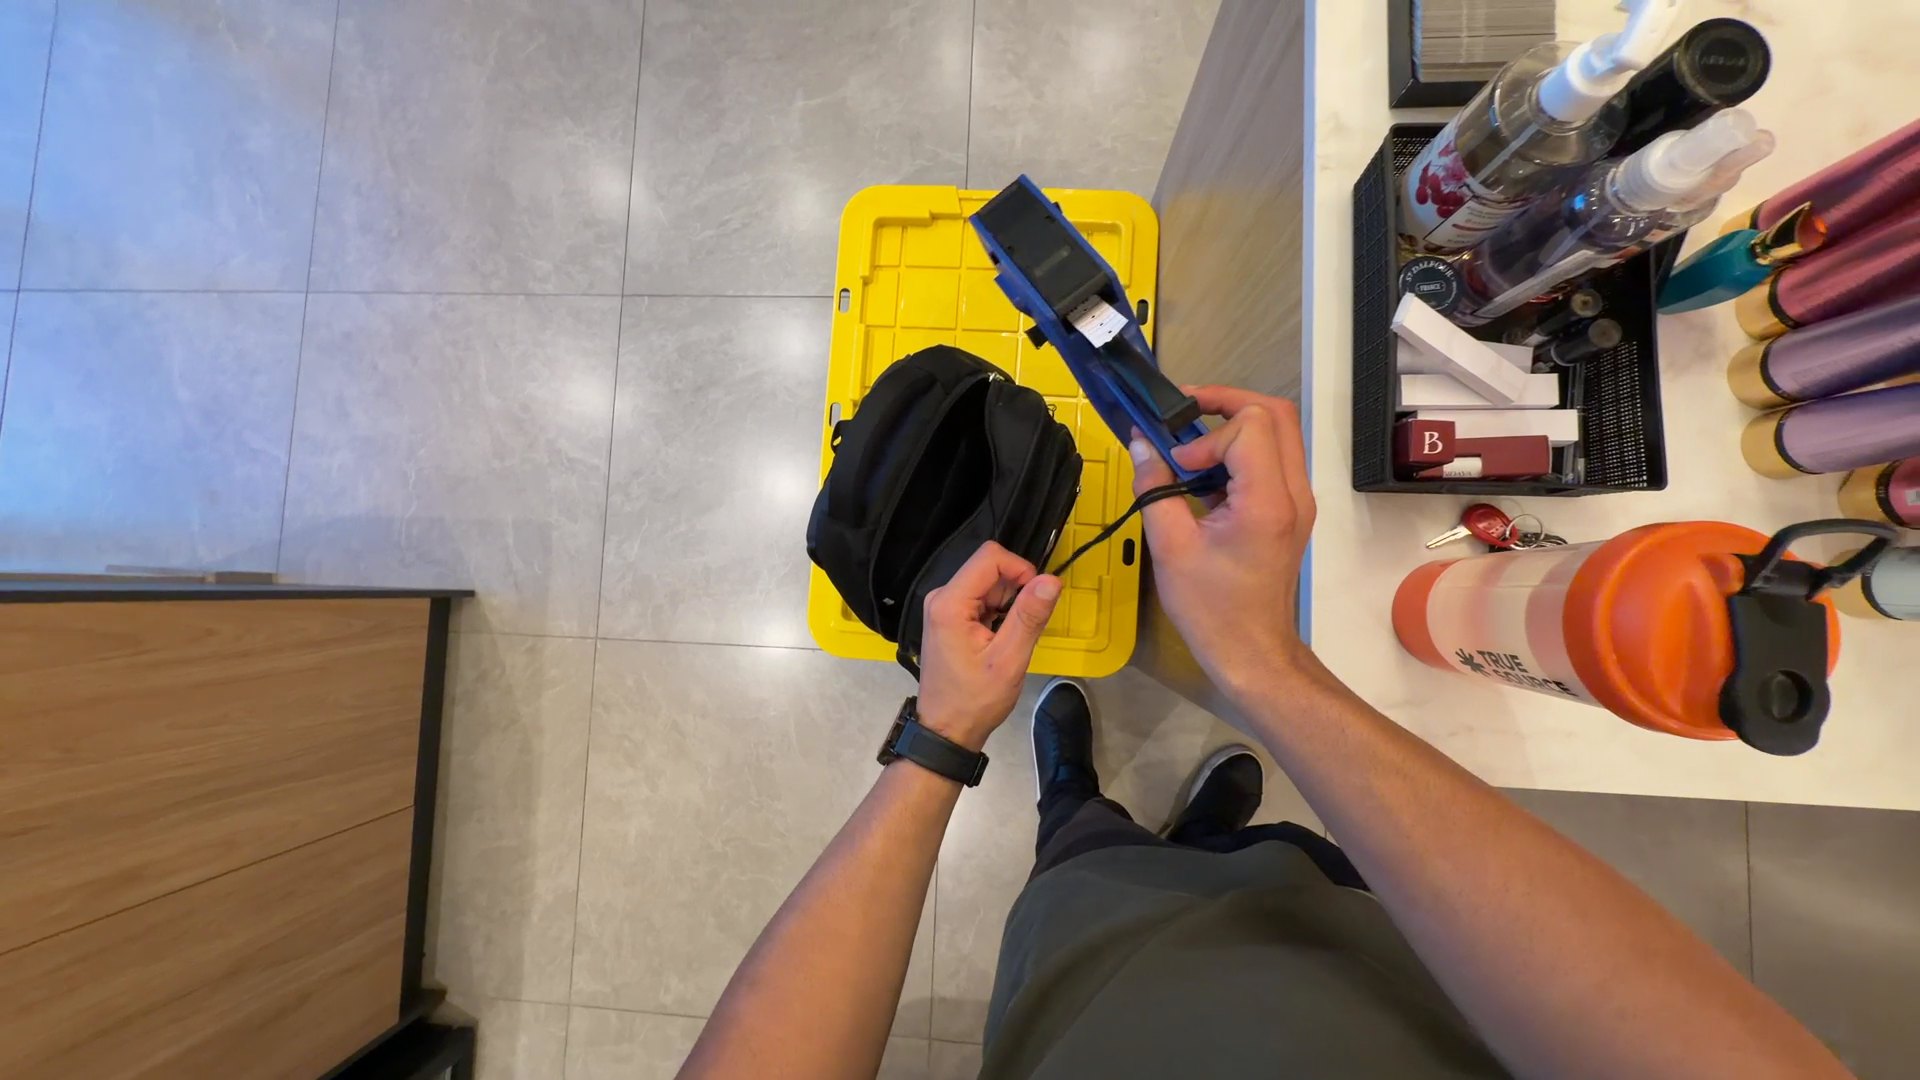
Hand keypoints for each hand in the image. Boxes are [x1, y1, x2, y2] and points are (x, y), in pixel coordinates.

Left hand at [915, 541, 1061, 751]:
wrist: (946, 731)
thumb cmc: (975, 699)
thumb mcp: (1009, 659)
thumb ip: (1029, 616)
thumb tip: (1052, 579)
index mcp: (950, 602)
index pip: (990, 557)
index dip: (1020, 569)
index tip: (1036, 598)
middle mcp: (942, 597)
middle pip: (989, 568)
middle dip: (1015, 589)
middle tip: (1023, 627)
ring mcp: (944, 607)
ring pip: (988, 584)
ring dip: (1008, 603)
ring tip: (1010, 638)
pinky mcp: (950, 618)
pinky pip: (981, 599)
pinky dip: (998, 613)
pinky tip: (1000, 640)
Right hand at [1129, 386, 1318, 699]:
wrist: (1251, 649)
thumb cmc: (1209, 607)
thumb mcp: (1169, 547)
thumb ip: (1154, 489)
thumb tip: (1139, 444)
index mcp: (1267, 501)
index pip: (1250, 426)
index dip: (1206, 435)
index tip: (1177, 465)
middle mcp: (1294, 492)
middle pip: (1275, 413)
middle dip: (1225, 402)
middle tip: (1181, 411)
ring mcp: (1298, 499)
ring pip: (1278, 431)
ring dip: (1233, 424)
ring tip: (1189, 438)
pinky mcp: (1290, 508)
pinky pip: (1272, 457)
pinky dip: (1239, 449)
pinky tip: (1204, 471)